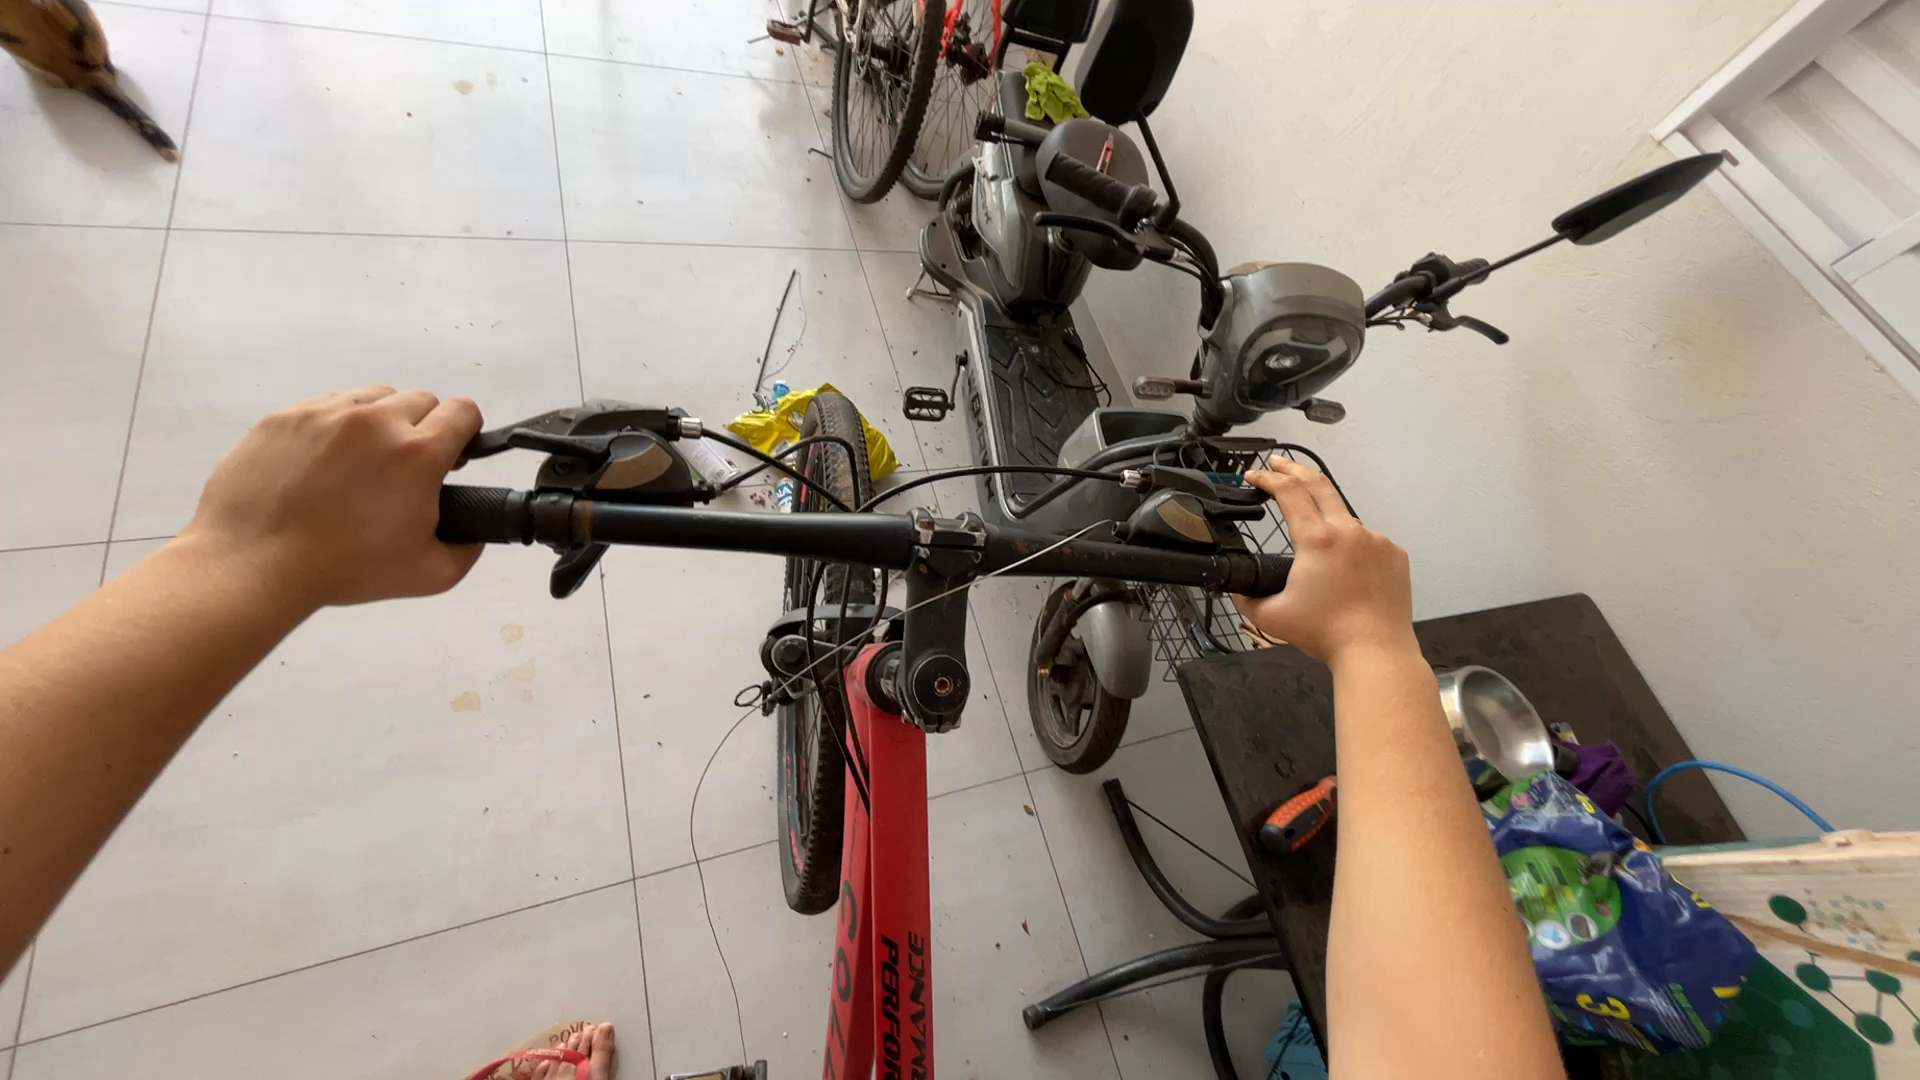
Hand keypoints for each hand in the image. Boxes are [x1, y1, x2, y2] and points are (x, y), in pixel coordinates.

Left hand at [178, 385, 484, 610]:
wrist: (253, 564)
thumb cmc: (349, 568)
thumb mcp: (435, 573)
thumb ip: (469, 548)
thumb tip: (472, 532)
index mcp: (419, 452)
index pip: (464, 411)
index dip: (468, 432)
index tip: (455, 459)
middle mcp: (376, 421)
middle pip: (422, 399)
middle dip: (427, 427)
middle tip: (410, 465)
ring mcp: (325, 413)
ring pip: (375, 397)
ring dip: (384, 420)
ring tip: (366, 459)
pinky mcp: (284, 417)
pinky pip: (329, 404)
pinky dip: (341, 425)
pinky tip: (327, 461)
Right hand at [1233, 456, 1415, 666]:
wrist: (1375, 651)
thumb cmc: (1323, 632)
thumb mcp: (1270, 616)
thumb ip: (1246, 598)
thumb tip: (1237, 590)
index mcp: (1316, 540)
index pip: (1289, 493)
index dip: (1267, 479)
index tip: (1253, 475)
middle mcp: (1348, 532)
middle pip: (1319, 485)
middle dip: (1294, 470)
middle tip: (1277, 464)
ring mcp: (1376, 541)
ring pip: (1343, 517)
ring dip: (1323, 516)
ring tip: (1309, 535)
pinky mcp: (1394, 555)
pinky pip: (1366, 539)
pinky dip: (1349, 544)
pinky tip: (1342, 566)